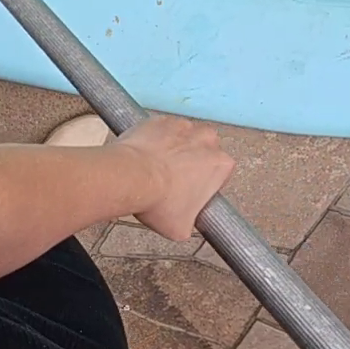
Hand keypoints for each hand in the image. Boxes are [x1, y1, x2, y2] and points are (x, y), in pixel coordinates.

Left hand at [114, 116, 235, 240]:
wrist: (129, 178)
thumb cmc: (157, 201)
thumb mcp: (180, 228)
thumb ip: (189, 223)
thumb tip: (183, 226)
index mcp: (220, 164)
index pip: (220, 171)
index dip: (205, 181)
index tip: (190, 190)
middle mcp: (206, 139)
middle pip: (204, 148)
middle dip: (192, 160)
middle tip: (172, 177)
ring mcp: (182, 126)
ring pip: (183, 135)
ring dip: (174, 146)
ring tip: (156, 165)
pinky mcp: (159, 120)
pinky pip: (160, 128)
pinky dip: (154, 137)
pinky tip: (144, 153)